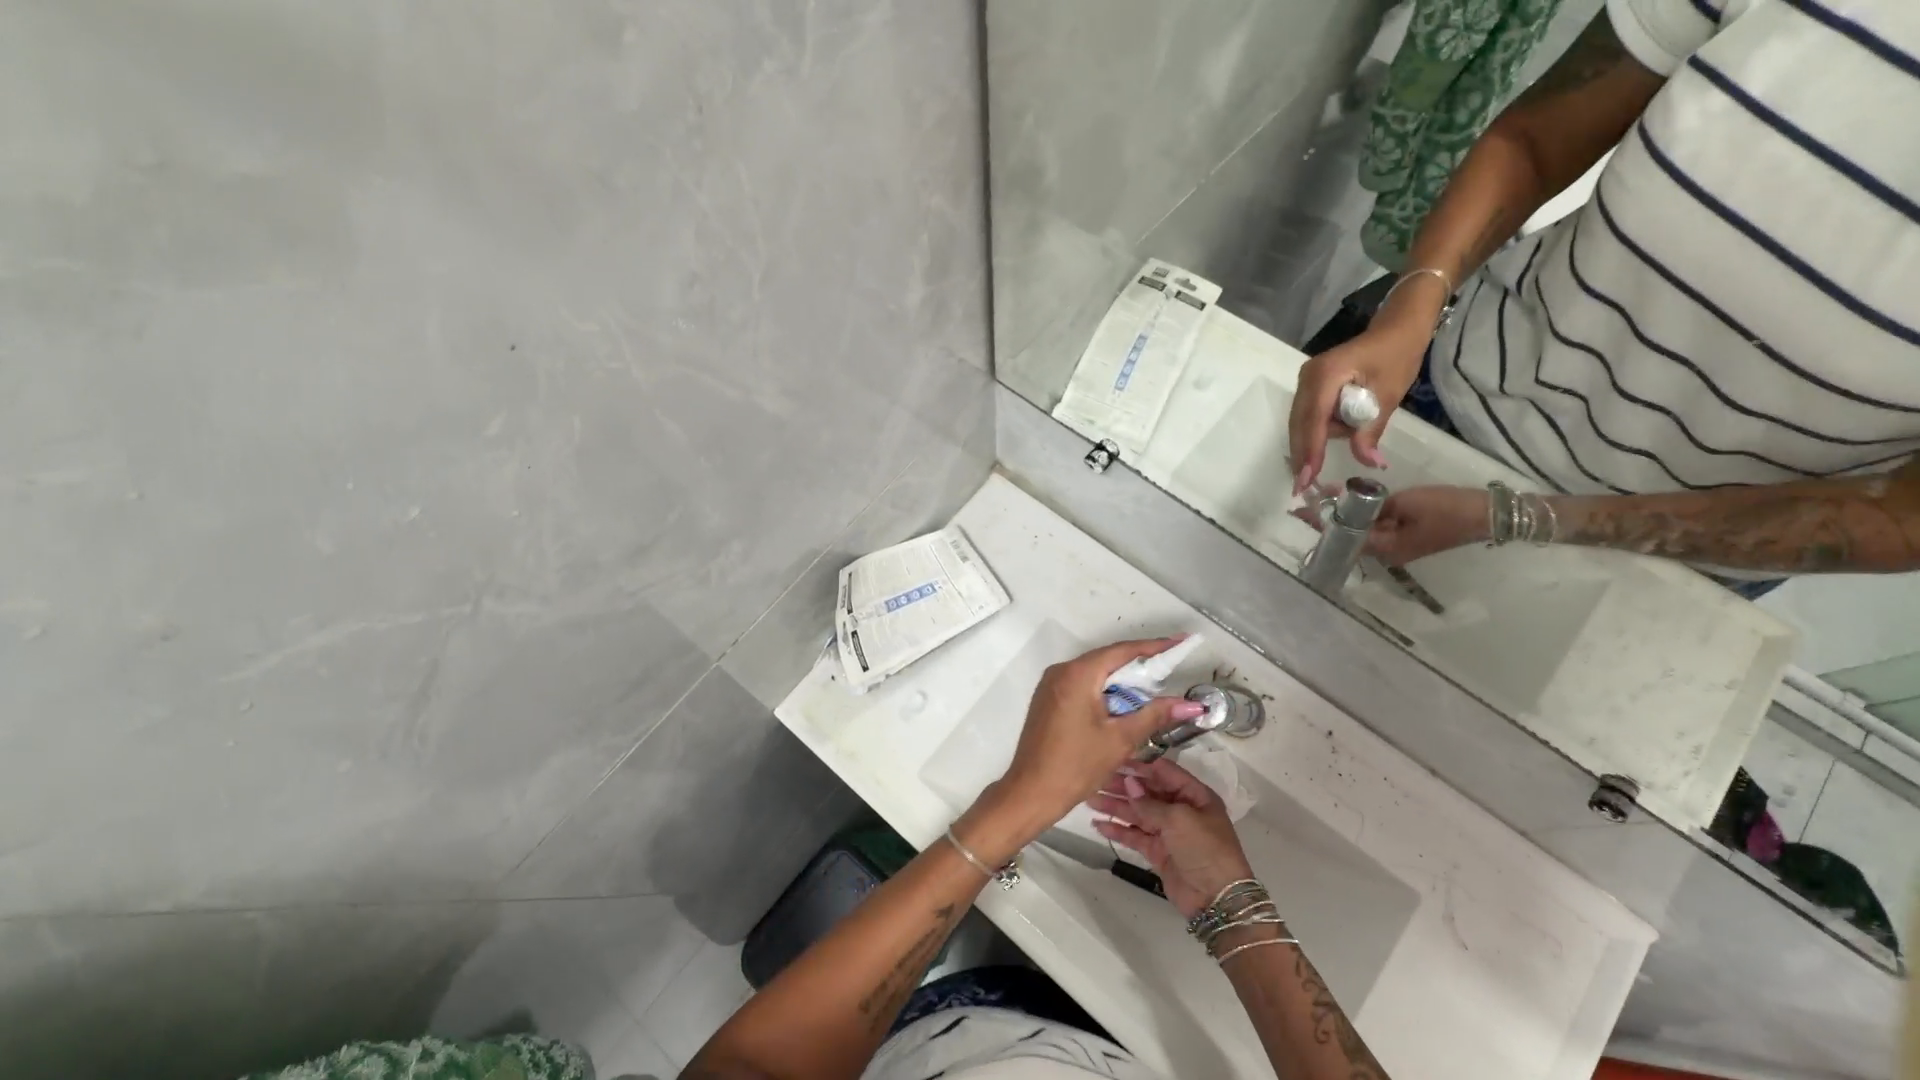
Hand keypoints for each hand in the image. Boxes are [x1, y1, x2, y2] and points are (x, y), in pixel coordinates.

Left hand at [995, 638, 1207, 827]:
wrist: (1031, 792)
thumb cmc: (1077, 765)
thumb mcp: (1121, 739)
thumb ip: (1155, 715)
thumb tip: (1190, 705)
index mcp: (1077, 674)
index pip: (1122, 651)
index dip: (1154, 647)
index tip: (1180, 642)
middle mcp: (1061, 671)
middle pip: (1107, 660)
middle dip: (1139, 665)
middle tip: (1171, 668)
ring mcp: (1050, 685)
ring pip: (1094, 674)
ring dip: (1121, 681)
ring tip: (1153, 689)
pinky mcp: (1048, 700)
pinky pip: (1082, 685)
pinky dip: (1104, 691)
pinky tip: (1123, 705)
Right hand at [1088, 759, 1253, 917]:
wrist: (1216, 897)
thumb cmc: (1205, 848)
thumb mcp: (1179, 819)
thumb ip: (1150, 803)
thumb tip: (1129, 783)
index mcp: (1194, 795)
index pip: (1164, 772)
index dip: (1140, 765)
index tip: (1115, 760)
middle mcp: (1181, 810)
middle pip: (1148, 792)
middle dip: (1123, 786)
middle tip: (1096, 780)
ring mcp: (1169, 832)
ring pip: (1138, 813)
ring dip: (1116, 806)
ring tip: (1090, 800)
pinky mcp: (1158, 851)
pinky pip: (1135, 835)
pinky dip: (1118, 830)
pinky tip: (1098, 824)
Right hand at [1288, 324, 1428, 494]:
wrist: (1396, 329)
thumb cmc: (1396, 356)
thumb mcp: (1389, 395)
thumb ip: (1371, 430)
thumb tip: (1369, 464)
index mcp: (1325, 376)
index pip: (1313, 420)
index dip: (1310, 451)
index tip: (1306, 479)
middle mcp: (1307, 378)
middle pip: (1300, 425)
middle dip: (1302, 454)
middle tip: (1302, 487)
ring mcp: (1306, 381)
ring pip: (1300, 423)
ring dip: (1308, 446)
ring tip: (1314, 471)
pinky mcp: (1310, 387)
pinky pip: (1307, 416)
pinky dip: (1313, 435)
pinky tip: (1316, 452)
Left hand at [1296, 483, 1489, 565]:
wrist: (1487, 514)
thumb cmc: (1446, 508)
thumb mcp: (1405, 504)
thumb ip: (1373, 508)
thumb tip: (1349, 508)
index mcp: (1385, 549)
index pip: (1343, 538)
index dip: (1321, 524)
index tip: (1300, 511)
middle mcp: (1387, 554)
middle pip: (1349, 536)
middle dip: (1331, 518)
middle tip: (1313, 497)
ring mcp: (1397, 548)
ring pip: (1362, 532)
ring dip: (1347, 515)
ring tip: (1328, 493)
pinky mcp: (1406, 539)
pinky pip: (1377, 528)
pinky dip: (1364, 515)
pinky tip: (1354, 498)